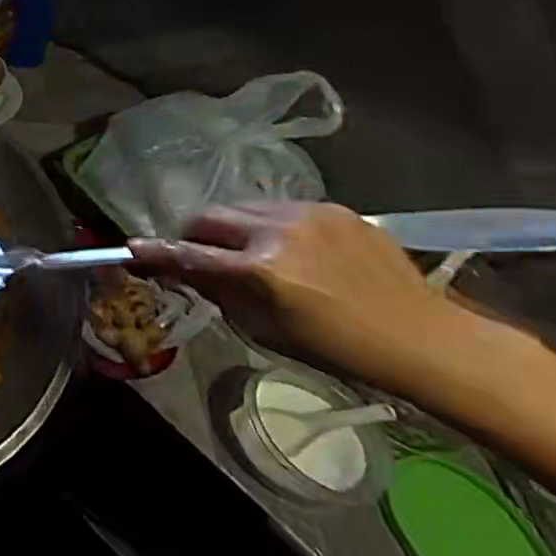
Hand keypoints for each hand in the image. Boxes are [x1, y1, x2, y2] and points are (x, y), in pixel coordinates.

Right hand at [128, 200, 459, 390]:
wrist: (424, 338)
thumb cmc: (340, 349)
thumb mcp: (269, 332)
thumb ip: (222, 295)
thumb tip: (186, 272)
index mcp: (262, 271)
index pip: (191, 255)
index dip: (156, 252)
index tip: (131, 248)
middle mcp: (277, 231)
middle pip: (210, 216)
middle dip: (197, 234)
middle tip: (204, 254)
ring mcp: (307, 213)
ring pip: (243, 206)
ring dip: (235, 226)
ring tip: (255, 251)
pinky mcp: (332, 207)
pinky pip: (281, 208)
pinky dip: (272, 225)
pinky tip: (296, 249)